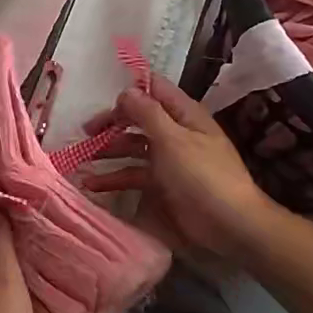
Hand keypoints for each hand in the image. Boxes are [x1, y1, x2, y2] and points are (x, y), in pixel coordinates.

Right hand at [78, 75, 270, 261]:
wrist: (230, 224)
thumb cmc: (203, 176)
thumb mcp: (173, 140)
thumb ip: (147, 113)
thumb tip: (126, 91)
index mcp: (184, 114)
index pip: (155, 89)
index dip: (131, 88)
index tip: (103, 95)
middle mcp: (175, 132)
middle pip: (138, 118)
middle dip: (112, 122)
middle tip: (87, 132)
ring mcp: (168, 158)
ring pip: (133, 146)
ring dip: (109, 150)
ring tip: (82, 159)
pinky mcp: (162, 183)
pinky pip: (134, 174)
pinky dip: (114, 177)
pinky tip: (93, 184)